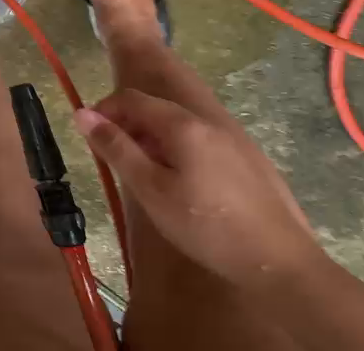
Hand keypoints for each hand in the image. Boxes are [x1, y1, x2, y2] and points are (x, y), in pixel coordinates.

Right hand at [73, 89, 322, 288]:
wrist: (282, 265)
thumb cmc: (207, 226)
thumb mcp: (150, 190)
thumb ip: (116, 148)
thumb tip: (82, 114)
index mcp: (182, 124)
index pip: (133, 98)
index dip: (105, 110)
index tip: (92, 135)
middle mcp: (210, 122)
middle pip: (158, 107)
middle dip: (130, 124)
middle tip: (118, 157)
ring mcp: (235, 140)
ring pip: (182, 124)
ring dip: (155, 137)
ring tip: (148, 173)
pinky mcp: (251, 161)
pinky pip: (203, 140)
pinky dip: (181, 148)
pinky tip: (186, 184)